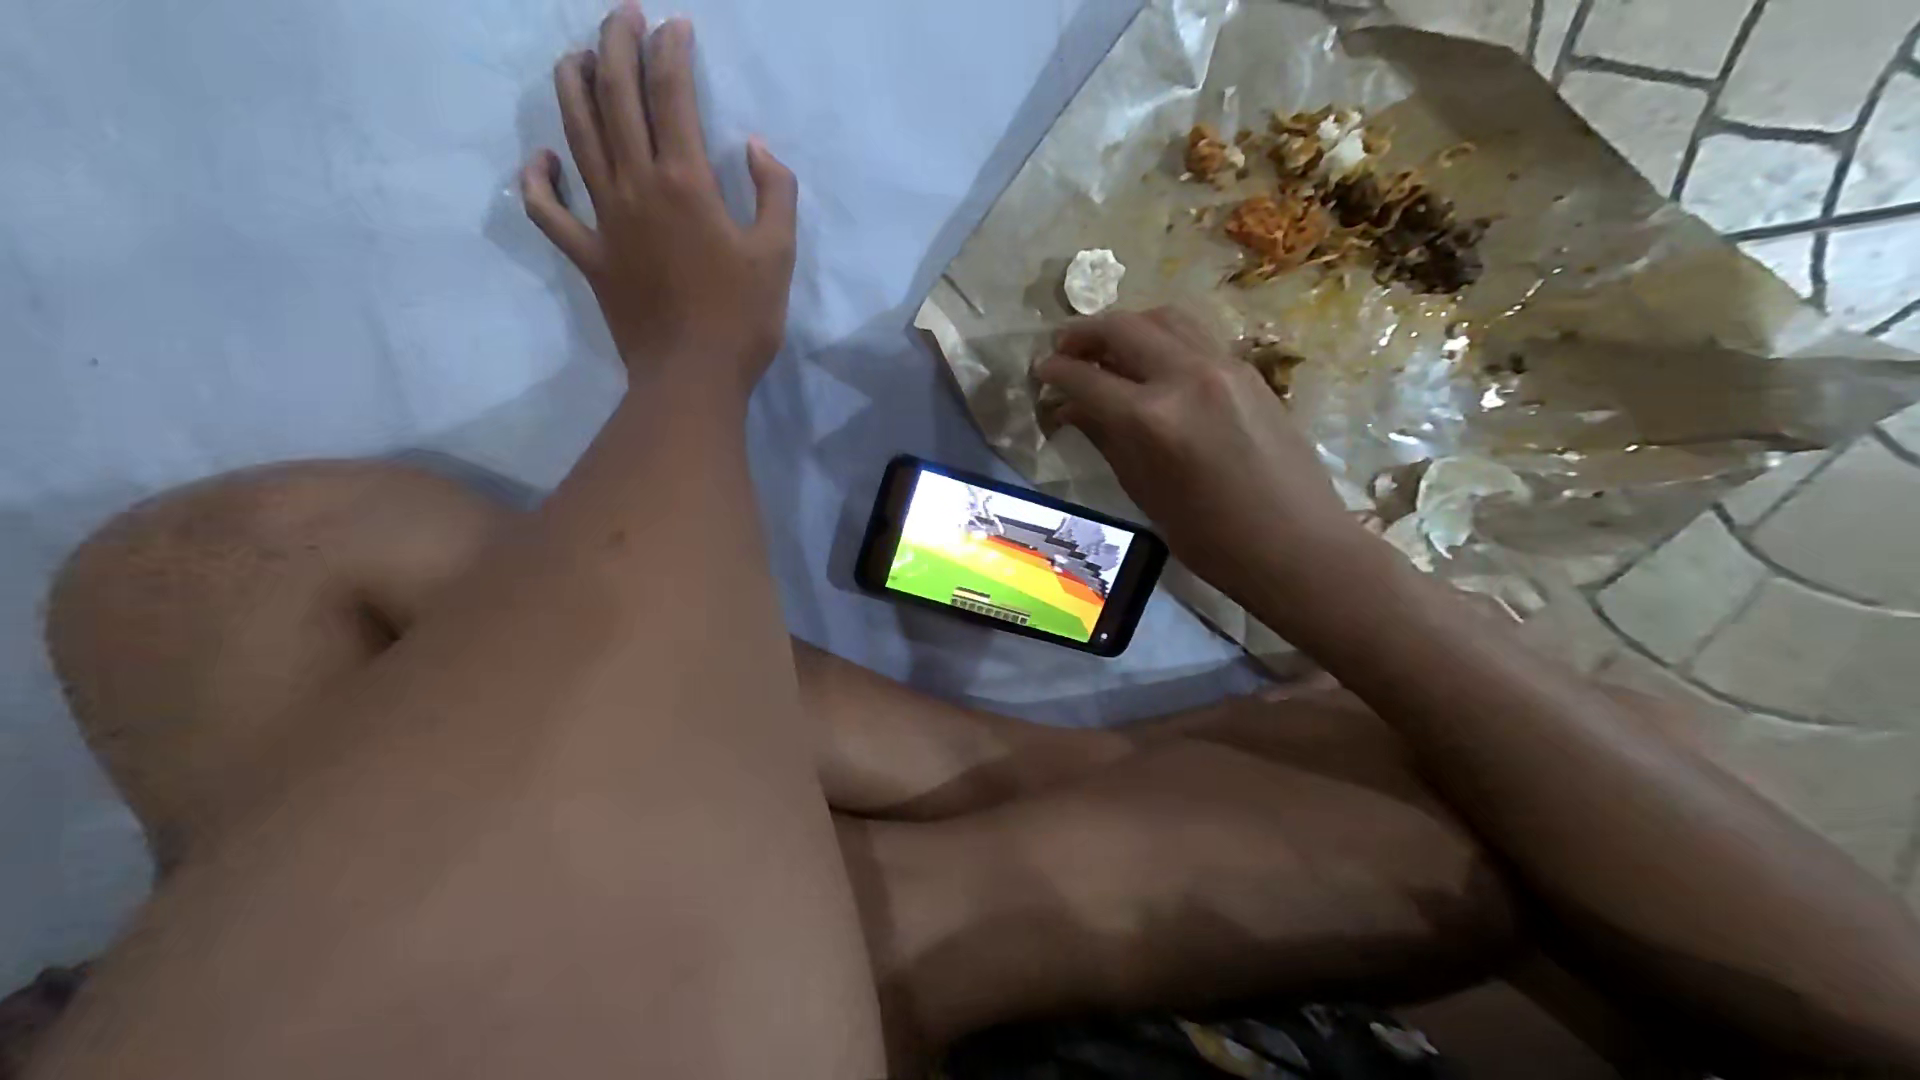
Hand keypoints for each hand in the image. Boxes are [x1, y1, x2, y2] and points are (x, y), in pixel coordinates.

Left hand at [521, 3, 798, 400]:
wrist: (693, 376)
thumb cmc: (743, 319)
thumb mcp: (779, 255)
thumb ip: (775, 193)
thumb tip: (755, 148)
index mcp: (685, 181)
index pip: (670, 93)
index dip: (671, 50)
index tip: (676, 27)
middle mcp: (635, 185)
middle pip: (613, 95)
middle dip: (615, 43)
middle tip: (621, 16)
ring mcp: (604, 219)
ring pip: (574, 133)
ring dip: (572, 83)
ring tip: (576, 55)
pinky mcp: (588, 255)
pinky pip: (548, 210)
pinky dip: (538, 180)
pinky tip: (542, 160)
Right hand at [1034, 308, 1360, 586]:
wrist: (1295, 543)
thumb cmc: (1209, 537)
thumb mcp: (1143, 491)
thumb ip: (1104, 438)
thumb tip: (1069, 408)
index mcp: (1152, 418)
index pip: (1087, 377)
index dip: (1055, 371)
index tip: (1039, 372)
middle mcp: (1186, 376)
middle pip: (1122, 328)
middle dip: (1083, 333)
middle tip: (1063, 350)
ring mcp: (1223, 366)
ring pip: (1163, 317)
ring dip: (1126, 325)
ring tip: (1107, 348)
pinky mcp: (1248, 370)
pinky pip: (1195, 334)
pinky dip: (1162, 336)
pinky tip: (1152, 361)